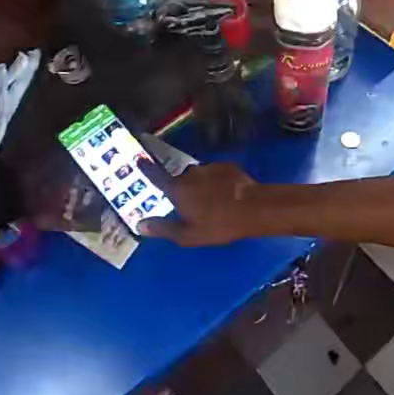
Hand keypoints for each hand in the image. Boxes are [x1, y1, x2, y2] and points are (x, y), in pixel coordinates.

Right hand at [136, 162, 261, 246]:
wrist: (255, 208)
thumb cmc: (218, 225)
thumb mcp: (188, 235)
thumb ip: (163, 229)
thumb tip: (139, 224)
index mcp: (178, 189)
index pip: (156, 176)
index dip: (146, 168)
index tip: (139, 159)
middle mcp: (190, 174)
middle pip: (181, 178)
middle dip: (184, 188)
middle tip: (193, 204)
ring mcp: (210, 167)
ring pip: (200, 176)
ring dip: (203, 185)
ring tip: (214, 202)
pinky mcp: (228, 166)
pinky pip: (217, 173)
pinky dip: (218, 181)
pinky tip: (228, 195)